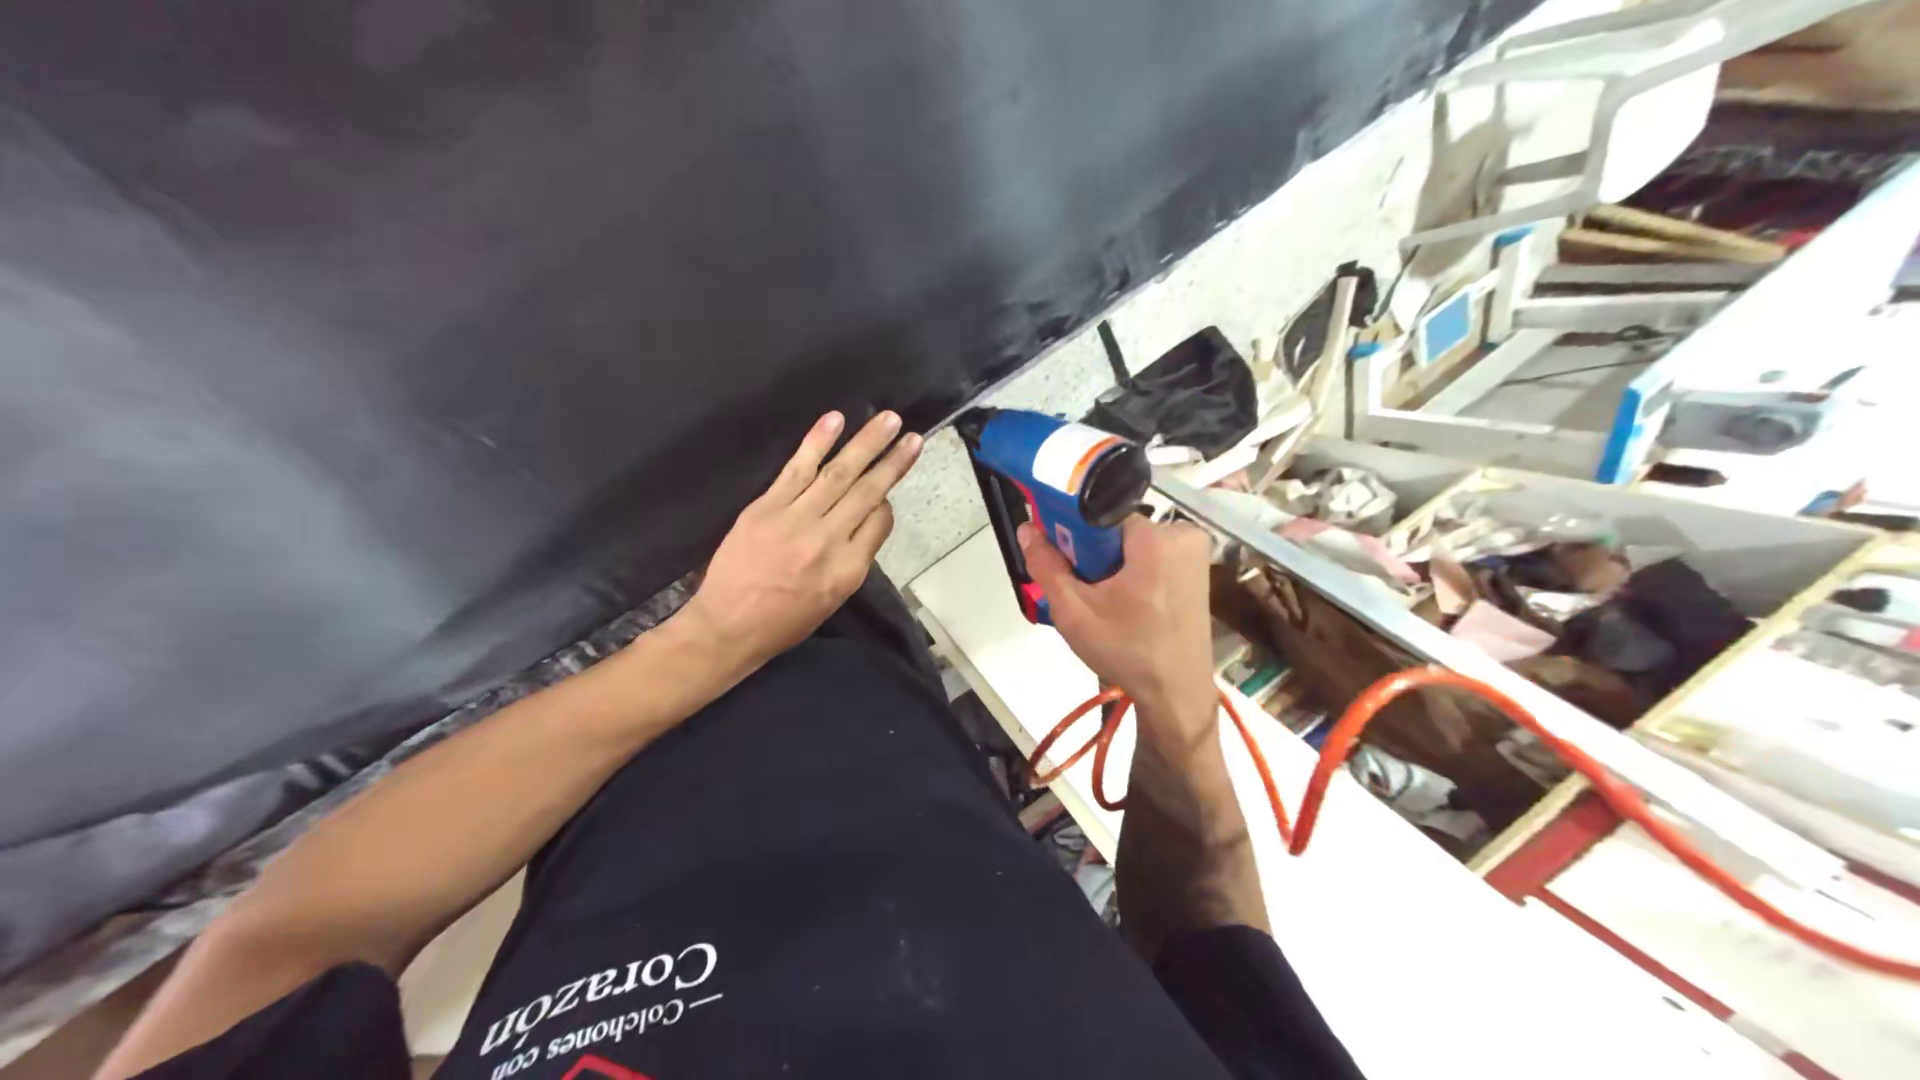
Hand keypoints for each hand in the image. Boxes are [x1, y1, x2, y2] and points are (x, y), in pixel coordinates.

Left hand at [674, 410, 921, 668]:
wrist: (728, 628)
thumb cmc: (784, 621)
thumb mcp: (834, 598)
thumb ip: (855, 557)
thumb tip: (869, 517)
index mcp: (848, 570)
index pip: (880, 522)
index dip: (887, 503)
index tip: (886, 491)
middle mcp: (828, 542)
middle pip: (868, 492)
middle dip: (893, 461)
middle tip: (912, 436)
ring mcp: (796, 521)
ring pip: (839, 474)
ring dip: (866, 443)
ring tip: (887, 419)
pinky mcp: (766, 507)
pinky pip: (798, 469)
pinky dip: (817, 442)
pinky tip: (835, 420)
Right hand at [1018, 516, 1216, 733]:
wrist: (1176, 694)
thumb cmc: (1126, 652)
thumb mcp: (1074, 612)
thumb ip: (1047, 566)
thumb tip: (1027, 529)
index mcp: (1156, 540)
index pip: (1099, 514)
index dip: (1073, 533)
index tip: (1061, 557)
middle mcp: (1182, 535)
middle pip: (1116, 527)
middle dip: (1093, 553)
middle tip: (1083, 589)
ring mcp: (1195, 552)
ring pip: (1132, 542)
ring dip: (1111, 563)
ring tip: (1103, 602)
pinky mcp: (1197, 568)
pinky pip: (1151, 554)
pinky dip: (1131, 571)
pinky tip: (1124, 603)